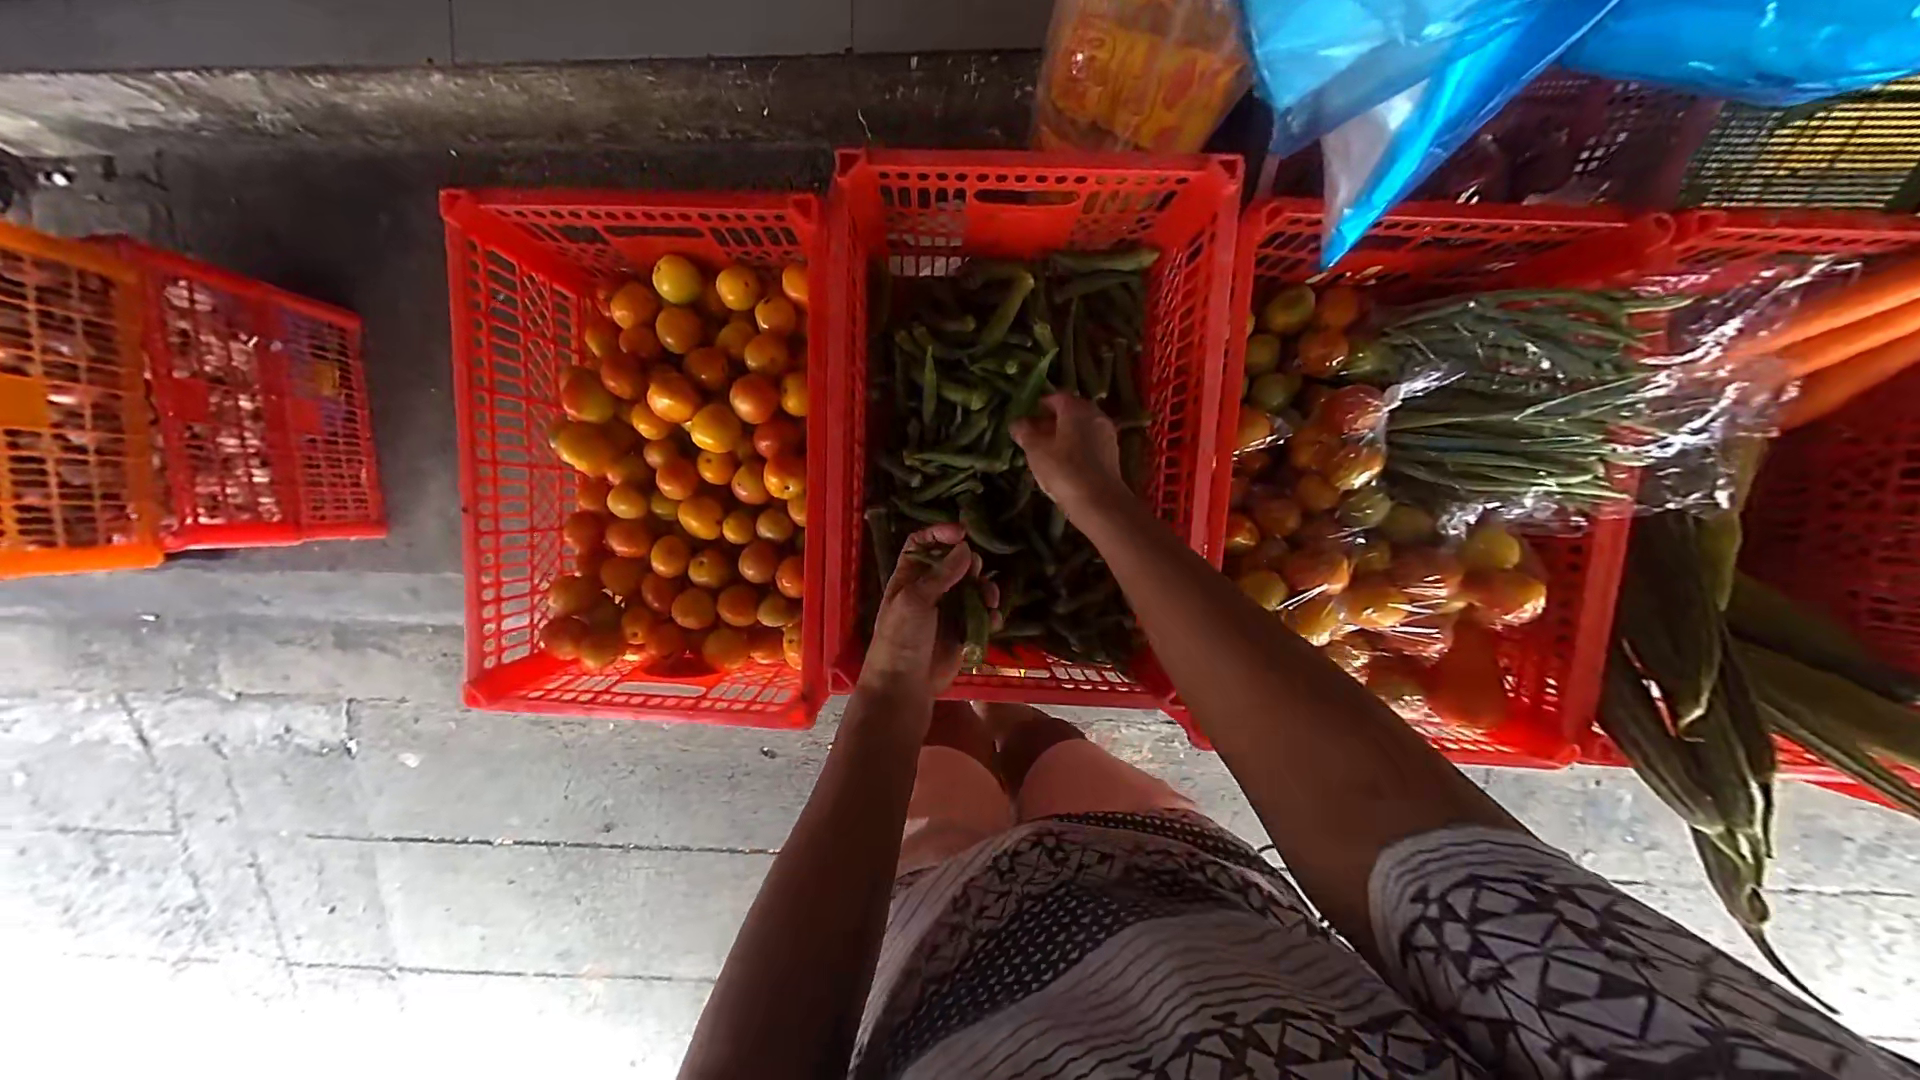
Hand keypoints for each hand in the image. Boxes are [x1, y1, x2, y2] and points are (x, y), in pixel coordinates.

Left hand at [861, 523, 982, 696]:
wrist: (905, 685)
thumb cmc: (901, 638)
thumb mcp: (915, 600)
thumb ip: (941, 574)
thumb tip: (966, 548)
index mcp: (909, 576)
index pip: (922, 543)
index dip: (940, 533)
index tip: (962, 533)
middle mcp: (929, 588)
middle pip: (955, 562)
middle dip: (971, 564)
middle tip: (977, 572)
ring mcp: (947, 609)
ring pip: (973, 587)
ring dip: (986, 589)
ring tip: (990, 599)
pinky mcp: (963, 630)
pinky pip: (982, 614)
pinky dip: (990, 614)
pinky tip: (993, 620)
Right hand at [1010, 393, 1126, 517]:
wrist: (1098, 501)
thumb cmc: (1063, 469)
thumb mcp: (1036, 450)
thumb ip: (1025, 432)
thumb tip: (1018, 423)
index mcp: (1076, 408)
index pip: (1057, 397)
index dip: (1040, 405)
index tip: (1027, 416)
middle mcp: (1095, 415)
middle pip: (1071, 412)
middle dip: (1052, 420)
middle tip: (1035, 433)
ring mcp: (1106, 434)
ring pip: (1081, 428)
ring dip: (1064, 434)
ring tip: (1046, 450)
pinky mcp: (1112, 454)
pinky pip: (1090, 442)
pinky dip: (1076, 446)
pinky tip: (1064, 462)